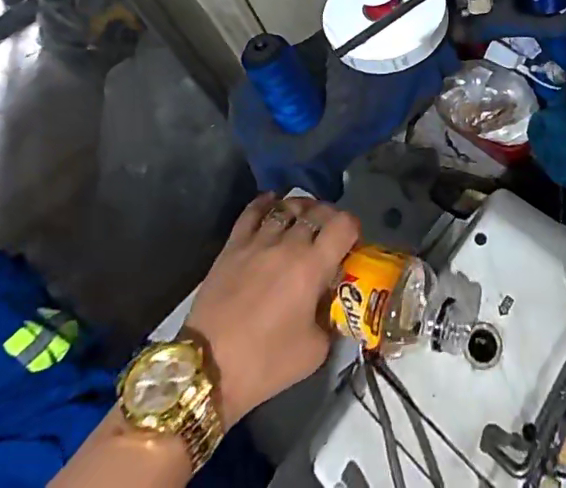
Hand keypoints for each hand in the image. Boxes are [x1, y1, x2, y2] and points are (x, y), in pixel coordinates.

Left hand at [185, 194, 360, 424]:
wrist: (212, 362)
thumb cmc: (268, 361)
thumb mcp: (315, 349)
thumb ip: (329, 316)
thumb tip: (331, 301)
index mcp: (312, 267)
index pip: (342, 225)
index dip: (353, 228)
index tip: (354, 242)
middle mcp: (286, 244)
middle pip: (315, 212)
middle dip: (329, 217)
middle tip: (332, 233)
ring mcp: (256, 240)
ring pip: (285, 207)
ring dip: (301, 208)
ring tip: (306, 218)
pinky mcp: (232, 244)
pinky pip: (252, 212)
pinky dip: (266, 203)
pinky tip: (272, 202)